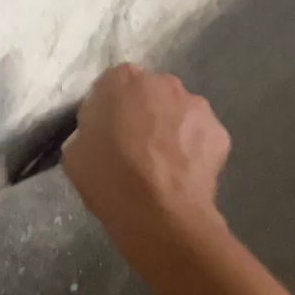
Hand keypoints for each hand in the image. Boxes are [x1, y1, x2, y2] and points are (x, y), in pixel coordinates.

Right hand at [63, 64, 230, 244]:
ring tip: (162, 164)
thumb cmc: (109, 179)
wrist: (159, 213)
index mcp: (121, 80)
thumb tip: (100, 133)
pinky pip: (199, 135)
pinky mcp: (220, 132)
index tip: (106, 132)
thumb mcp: (75, 153)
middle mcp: (163, 82)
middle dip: (143, 112)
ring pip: (178, 112)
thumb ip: (89, 130)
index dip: (109, 109)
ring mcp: (196, 105)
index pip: (112, 85)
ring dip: (170, 129)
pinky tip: (182, 173)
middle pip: (149, 93)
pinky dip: (192, 149)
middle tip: (134, 146)